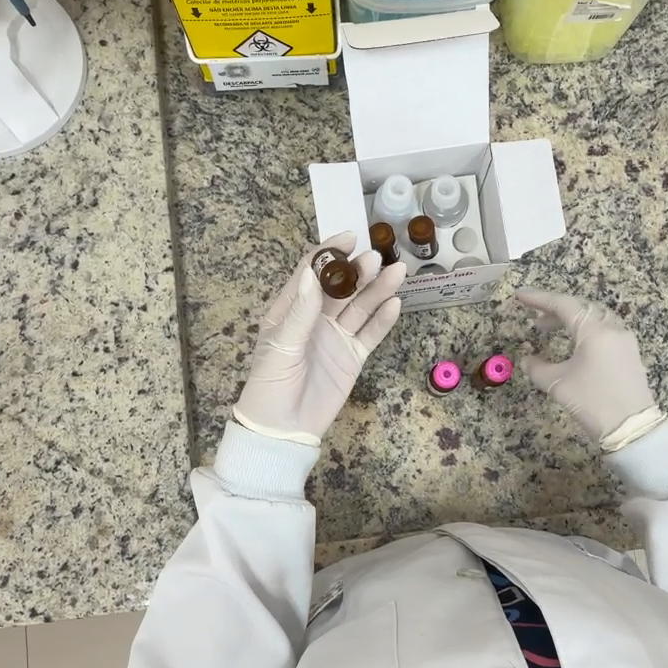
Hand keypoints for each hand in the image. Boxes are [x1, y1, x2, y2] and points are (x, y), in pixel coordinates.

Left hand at [233, 233, 405, 446]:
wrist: (283, 429)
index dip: (329, 254)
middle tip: (377, 257)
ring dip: (378, 290)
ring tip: (397, 273)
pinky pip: (370, 333)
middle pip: (341, 287)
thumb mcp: (281, 346)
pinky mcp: (352, 357)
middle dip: (359, 271)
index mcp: (290, 310)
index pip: (311, 273)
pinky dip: (383, 319)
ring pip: (361, 307)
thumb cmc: (270, 385)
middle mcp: (315, 319)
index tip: (349, 237)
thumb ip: (300, 311)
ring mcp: (336, 337)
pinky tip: (396, 303)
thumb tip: (310, 273)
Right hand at [517, 289, 665, 451]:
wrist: (632, 428)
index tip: (520, 296)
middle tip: (536, 320)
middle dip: (555, 311)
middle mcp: (612, 328)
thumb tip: (526, 360)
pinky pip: (606, 331)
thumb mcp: (557, 384)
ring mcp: (625, 341)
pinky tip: (575, 346)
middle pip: (581, 308)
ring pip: (595, 318)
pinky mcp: (630, 354)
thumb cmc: (592, 402)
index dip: (538, 298)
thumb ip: (536, 368)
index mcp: (594, 330)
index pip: (563, 304)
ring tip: (552, 331)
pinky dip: (586, 331)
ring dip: (572, 321)